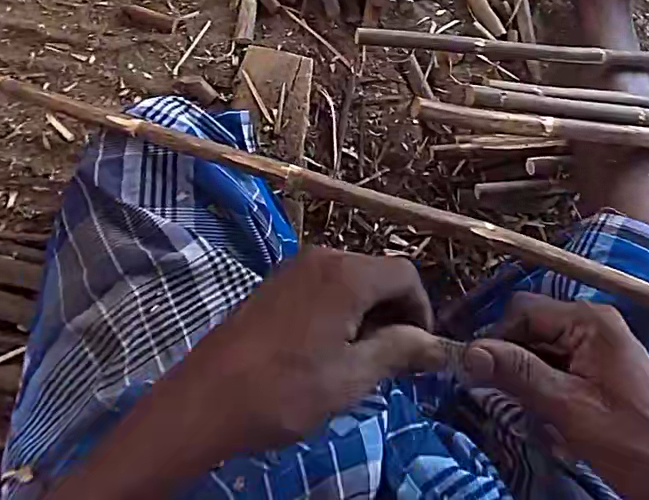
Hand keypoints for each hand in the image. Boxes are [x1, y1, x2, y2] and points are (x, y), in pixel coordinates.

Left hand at [48, 249, 446, 498]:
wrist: (211, 393)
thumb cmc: (287, 389)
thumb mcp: (352, 377)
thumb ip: (399, 351)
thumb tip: (437, 344)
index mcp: (346, 273)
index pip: (405, 274)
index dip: (422, 311)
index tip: (420, 352)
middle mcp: (323, 256)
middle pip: (378, 273)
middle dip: (395, 312)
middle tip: (394, 363)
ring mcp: (296, 265)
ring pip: (352, 279)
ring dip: (368, 313)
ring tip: (362, 362)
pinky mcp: (279, 281)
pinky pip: (325, 284)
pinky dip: (341, 309)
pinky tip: (330, 349)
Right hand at [463, 294, 648, 499]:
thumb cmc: (635, 447)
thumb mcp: (570, 409)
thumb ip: (518, 374)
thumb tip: (468, 352)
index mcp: (590, 320)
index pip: (522, 310)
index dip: (496, 337)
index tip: (476, 370)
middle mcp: (596, 324)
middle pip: (533, 328)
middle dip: (513, 360)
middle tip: (498, 394)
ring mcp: (604, 347)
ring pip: (545, 350)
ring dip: (529, 378)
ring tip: (525, 411)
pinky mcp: (607, 372)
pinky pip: (562, 367)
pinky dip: (548, 388)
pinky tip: (548, 418)